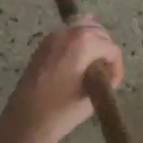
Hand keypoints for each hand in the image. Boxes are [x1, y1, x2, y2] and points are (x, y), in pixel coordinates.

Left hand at [0, 15, 124, 142]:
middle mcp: (69, 31)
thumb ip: (108, 79)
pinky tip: (80, 51)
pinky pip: (67, 30)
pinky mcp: (45, 42)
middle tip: (106, 70)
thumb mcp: (92, 95)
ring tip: (95, 60)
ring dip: (92, 39)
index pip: (111, 48)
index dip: (116, 65)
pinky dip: (77, 36)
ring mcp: (54, 34)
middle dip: (106, 48)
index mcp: (84, 43)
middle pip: (98, 31)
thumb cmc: (62, 110)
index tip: (114, 80)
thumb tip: (111, 72)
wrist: (26, 118)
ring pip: (82, 24)